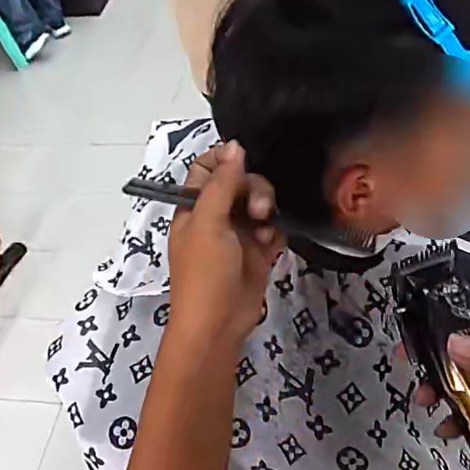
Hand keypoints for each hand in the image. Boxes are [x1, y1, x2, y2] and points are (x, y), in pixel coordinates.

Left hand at [168, 141, 284, 341]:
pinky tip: (271, 245)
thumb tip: (235, 146)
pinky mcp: (259, 252)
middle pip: (241, 183)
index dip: (226, 162)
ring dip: (267, 212)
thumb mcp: (208, 222)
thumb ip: (223, 183)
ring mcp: (238, 234)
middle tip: (258, 211)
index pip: (208, 168)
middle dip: (254, 191)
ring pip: (261, 204)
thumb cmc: (204, 273)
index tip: (244, 165)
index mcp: (194, 206)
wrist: (218, 323)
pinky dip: (276, 232)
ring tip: (264, 233)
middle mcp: (216, 216)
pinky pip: (273, 228)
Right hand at [418, 297, 469, 469]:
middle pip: (469, 350)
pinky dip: (459, 420)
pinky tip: (447, 430)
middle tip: (411, 366)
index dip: (455, 311)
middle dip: (441, 359)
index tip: (421, 318)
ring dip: (445, 392)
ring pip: (468, 384)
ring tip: (425, 403)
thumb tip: (451, 342)